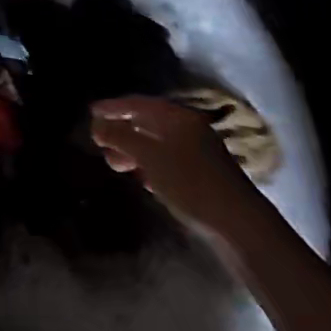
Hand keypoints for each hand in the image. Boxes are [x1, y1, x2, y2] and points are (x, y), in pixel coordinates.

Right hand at [89, 96, 265, 233]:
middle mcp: (189, 130)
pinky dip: (149, 166)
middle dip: (121, 132)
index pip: (139, 104)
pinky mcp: (202, 178)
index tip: (90, 113)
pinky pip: (167, 163)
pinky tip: (141, 179)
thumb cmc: (190, 182)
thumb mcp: (149, 155)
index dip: (113, 107)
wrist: (240, 227)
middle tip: (99, 143)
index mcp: (178, 118)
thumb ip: (119, 136)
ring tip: (115, 165)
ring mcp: (197, 155)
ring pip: (156, 145)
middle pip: (147, 124)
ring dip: (133, 152)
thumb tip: (95, 124)